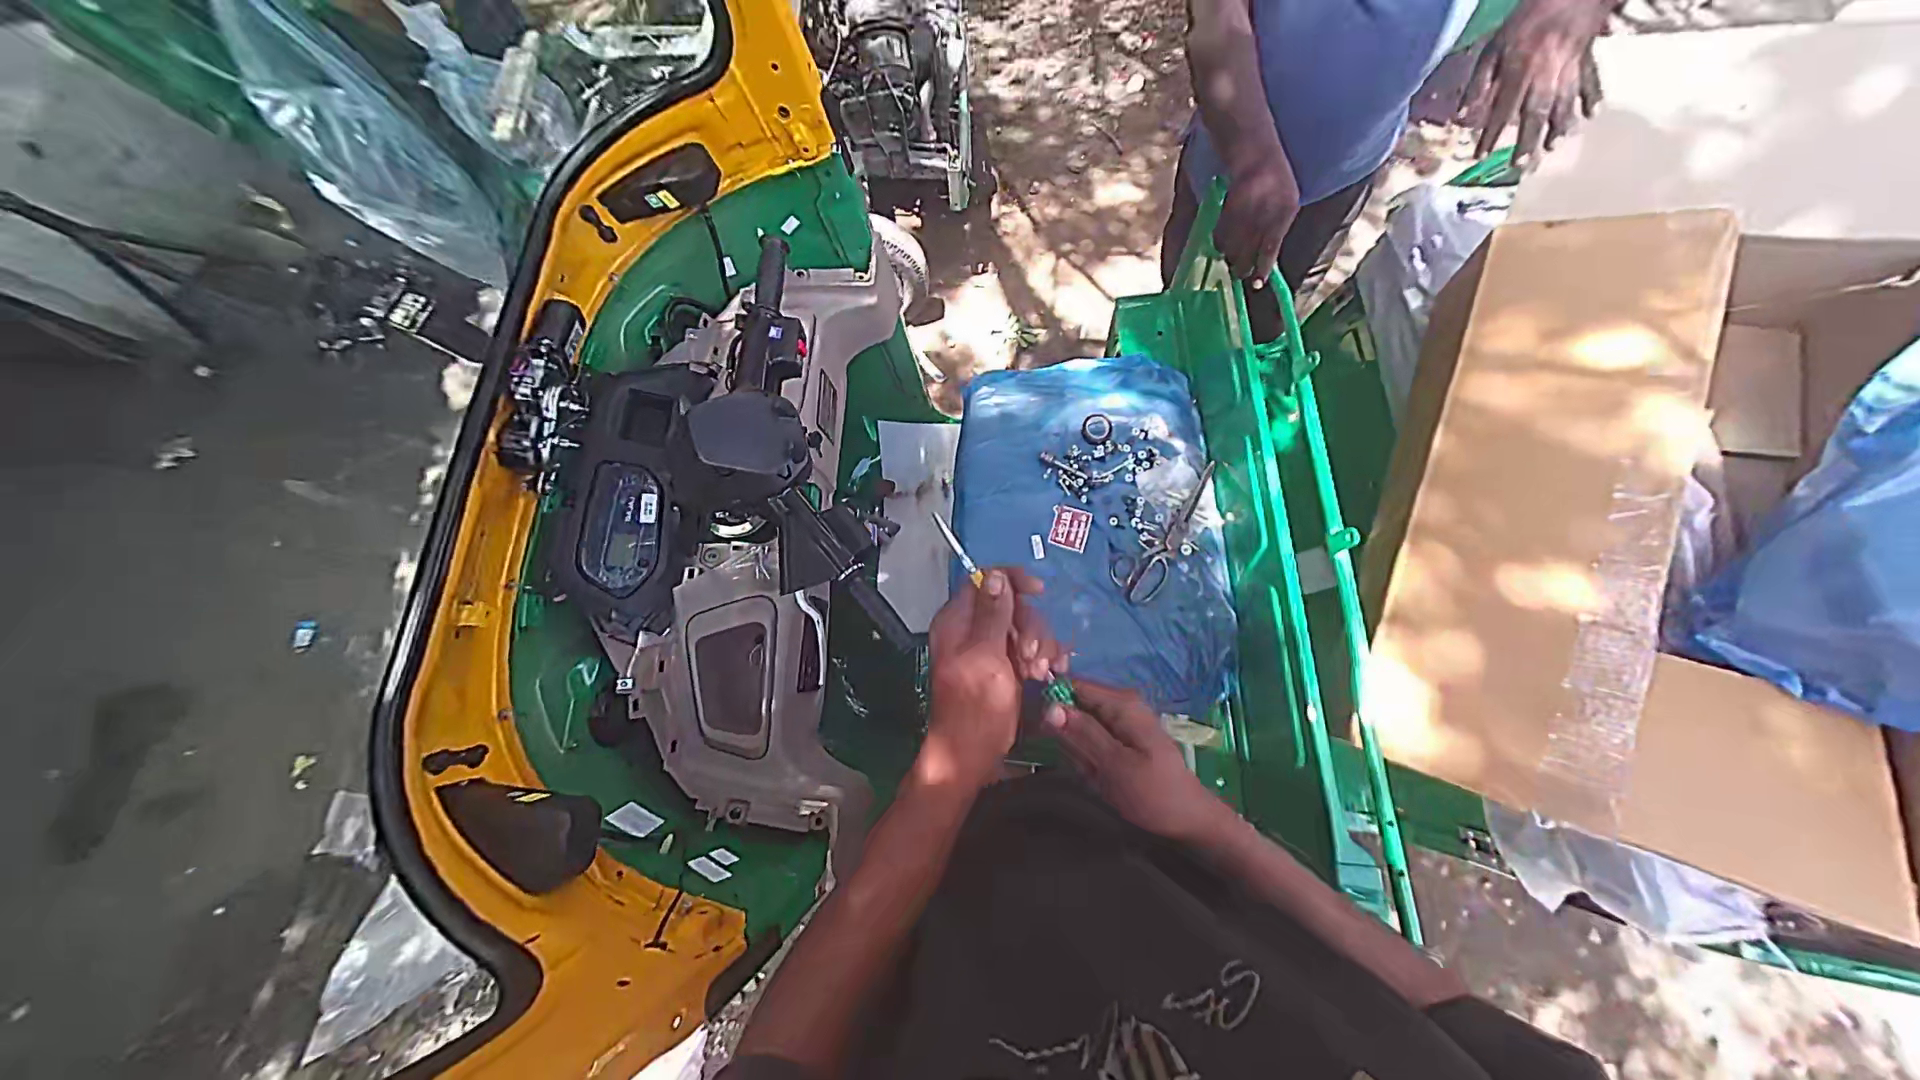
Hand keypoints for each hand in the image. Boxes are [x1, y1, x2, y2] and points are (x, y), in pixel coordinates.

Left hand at [921, 568, 1063, 788]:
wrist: (971, 756)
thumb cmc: (974, 709)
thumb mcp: (985, 657)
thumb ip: (993, 615)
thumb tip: (996, 575)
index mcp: (957, 621)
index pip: (984, 580)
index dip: (1012, 580)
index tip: (1038, 592)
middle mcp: (972, 628)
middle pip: (1010, 603)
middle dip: (1029, 625)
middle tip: (1032, 657)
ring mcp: (989, 647)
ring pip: (1024, 625)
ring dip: (1040, 644)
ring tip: (1040, 671)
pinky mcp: (1005, 665)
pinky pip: (1029, 646)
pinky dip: (1043, 655)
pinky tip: (1052, 671)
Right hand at [1044, 679, 1239, 844]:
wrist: (1188, 821)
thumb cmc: (1153, 794)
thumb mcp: (1113, 765)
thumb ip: (1081, 734)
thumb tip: (1049, 706)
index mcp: (1121, 703)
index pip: (1073, 685)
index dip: (1053, 702)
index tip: (1042, 729)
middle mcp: (1121, 703)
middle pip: (1075, 706)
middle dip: (1068, 735)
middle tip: (1082, 763)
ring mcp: (1122, 720)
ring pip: (1080, 726)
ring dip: (1078, 751)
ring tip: (1093, 773)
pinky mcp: (1122, 737)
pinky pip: (1092, 740)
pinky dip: (1089, 758)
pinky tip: (1098, 775)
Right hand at [1212, 145, 1299, 285]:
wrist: (1253, 142)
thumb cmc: (1269, 172)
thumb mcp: (1282, 200)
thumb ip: (1274, 226)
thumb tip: (1262, 258)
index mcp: (1287, 209)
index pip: (1272, 247)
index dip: (1263, 267)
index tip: (1257, 283)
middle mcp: (1271, 208)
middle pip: (1251, 250)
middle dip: (1243, 265)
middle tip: (1237, 272)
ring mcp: (1252, 205)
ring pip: (1234, 243)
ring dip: (1229, 253)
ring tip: (1228, 255)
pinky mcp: (1234, 201)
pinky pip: (1222, 230)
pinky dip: (1219, 238)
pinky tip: (1220, 238)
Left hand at [1458, 0, 1609, 164]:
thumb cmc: (1525, 19)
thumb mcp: (1492, 48)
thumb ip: (1477, 83)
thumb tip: (1462, 116)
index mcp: (1518, 72)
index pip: (1501, 112)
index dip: (1489, 136)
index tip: (1479, 157)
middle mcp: (1545, 74)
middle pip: (1536, 113)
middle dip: (1528, 140)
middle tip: (1520, 164)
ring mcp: (1569, 65)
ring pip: (1564, 101)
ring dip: (1558, 125)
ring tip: (1552, 146)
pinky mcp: (1587, 55)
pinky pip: (1591, 79)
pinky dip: (1592, 96)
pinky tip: (1592, 114)